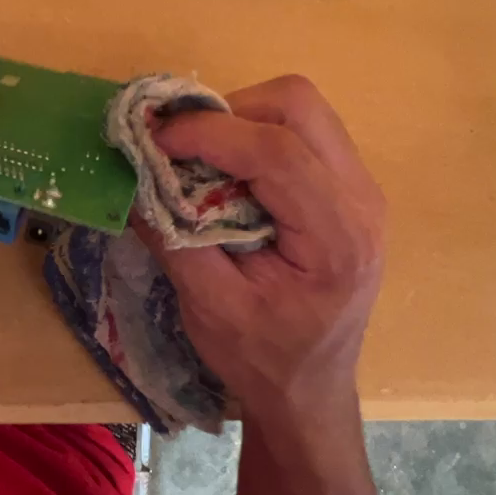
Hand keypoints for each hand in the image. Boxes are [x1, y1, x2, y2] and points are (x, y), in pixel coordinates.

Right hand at [140, 76, 385, 426]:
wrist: (307, 389)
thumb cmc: (259, 356)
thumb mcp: (207, 306)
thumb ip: (173, 238)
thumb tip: (133, 177)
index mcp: (337, 236)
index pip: (277, 151)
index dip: (208, 133)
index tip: (154, 142)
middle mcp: (361, 198)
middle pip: (298, 104)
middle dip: (228, 111)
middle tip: (181, 147)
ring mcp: (359, 188)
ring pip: (299, 108)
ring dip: (239, 119)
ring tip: (198, 157)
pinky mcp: (344, 187)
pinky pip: (299, 131)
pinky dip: (251, 134)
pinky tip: (224, 171)